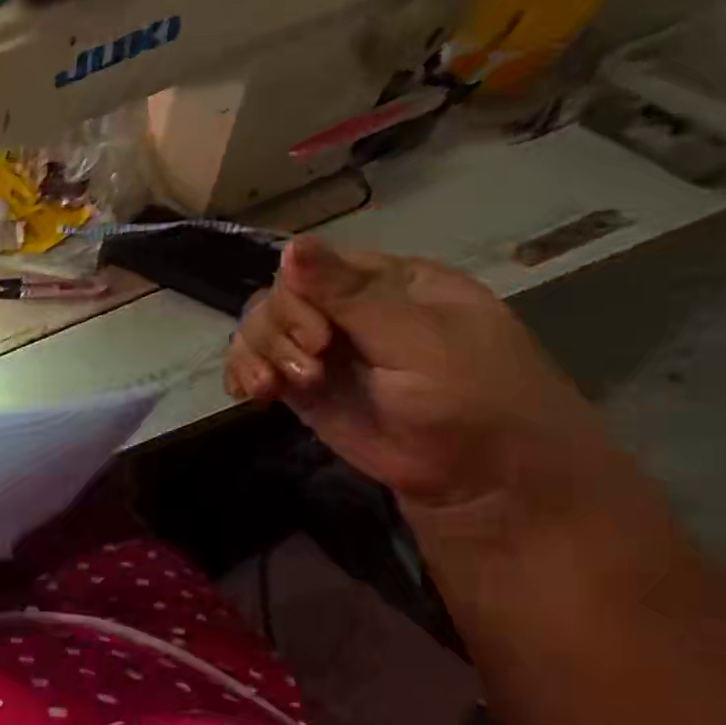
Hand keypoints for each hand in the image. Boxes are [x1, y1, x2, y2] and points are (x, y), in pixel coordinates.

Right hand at [225, 238, 609, 509]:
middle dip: (276, 335)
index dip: (297, 300)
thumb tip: (291, 245)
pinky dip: (242, 375)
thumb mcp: (417, 340)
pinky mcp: (305, 390)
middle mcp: (347, 311)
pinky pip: (258, 367)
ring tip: (268, 390)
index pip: (312, 268)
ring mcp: (323, 352)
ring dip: (255, 357)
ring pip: (260, 332)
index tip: (317, 340)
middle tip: (309, 374)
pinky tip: (247, 393)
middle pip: (276, 300)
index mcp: (386, 283)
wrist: (483, 480)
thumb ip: (351, 295)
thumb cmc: (471, 398)